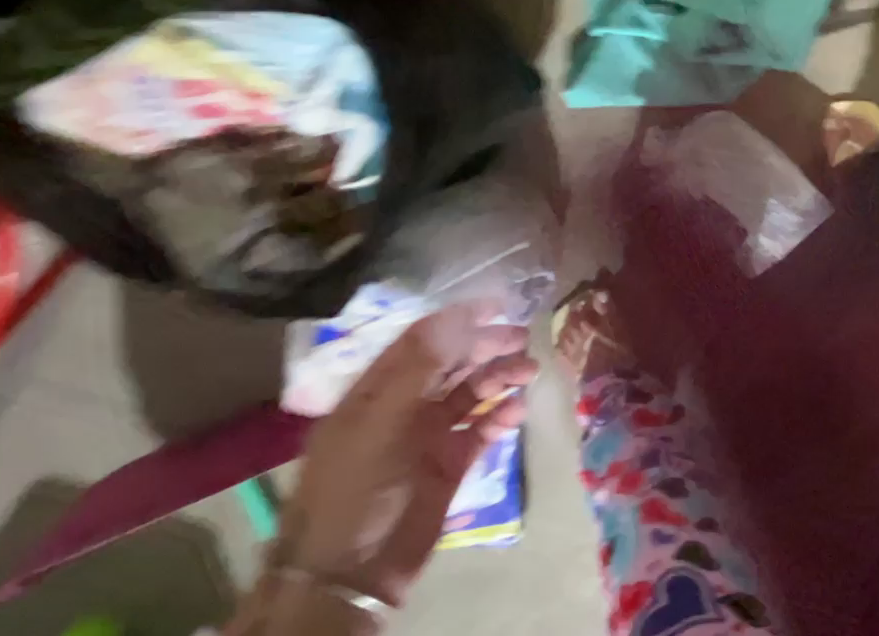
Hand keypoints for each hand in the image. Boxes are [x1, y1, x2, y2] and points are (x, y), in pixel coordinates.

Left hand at [277, 301, 536, 605]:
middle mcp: (402, 408)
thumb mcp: (381, 423)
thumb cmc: (356, 490)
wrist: (350, 574)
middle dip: (485, 346)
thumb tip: (459, 316)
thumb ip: (420, 367)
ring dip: (499, 379)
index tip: (498, 303)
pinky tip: (516, 411)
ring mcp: (427, 437)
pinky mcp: (449, 465)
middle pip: (451, 363)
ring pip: (470, 394)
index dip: (458, 319)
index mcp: (375, 392)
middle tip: (521, 337)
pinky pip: (480, 430)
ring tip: (528, 372)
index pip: (420, 341)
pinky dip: (500, 417)